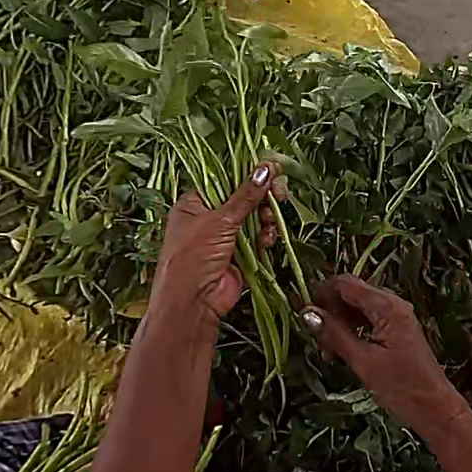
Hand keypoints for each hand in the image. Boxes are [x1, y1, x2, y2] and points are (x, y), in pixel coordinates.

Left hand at [151, 163, 279, 323]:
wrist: (194, 301)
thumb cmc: (193, 257)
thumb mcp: (219, 220)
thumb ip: (245, 195)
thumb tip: (265, 169)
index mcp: (195, 204)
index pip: (224, 181)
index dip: (247, 176)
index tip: (270, 171)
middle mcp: (209, 219)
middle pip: (243, 199)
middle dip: (261, 199)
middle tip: (278, 194)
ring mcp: (225, 237)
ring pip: (254, 218)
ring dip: (264, 219)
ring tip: (268, 222)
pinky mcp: (240, 253)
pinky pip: (258, 238)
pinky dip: (265, 237)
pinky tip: (266, 240)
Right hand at [303, 276, 471, 438]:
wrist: (434, 406)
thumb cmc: (400, 386)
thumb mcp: (362, 361)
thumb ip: (334, 334)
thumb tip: (307, 313)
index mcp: (387, 306)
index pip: (346, 284)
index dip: (321, 293)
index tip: (302, 313)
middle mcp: (393, 304)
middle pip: (352, 293)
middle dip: (330, 310)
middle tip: (317, 339)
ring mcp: (396, 315)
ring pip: (358, 307)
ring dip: (340, 322)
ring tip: (328, 351)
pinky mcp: (396, 328)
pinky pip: (369, 318)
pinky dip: (353, 329)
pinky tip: (342, 350)